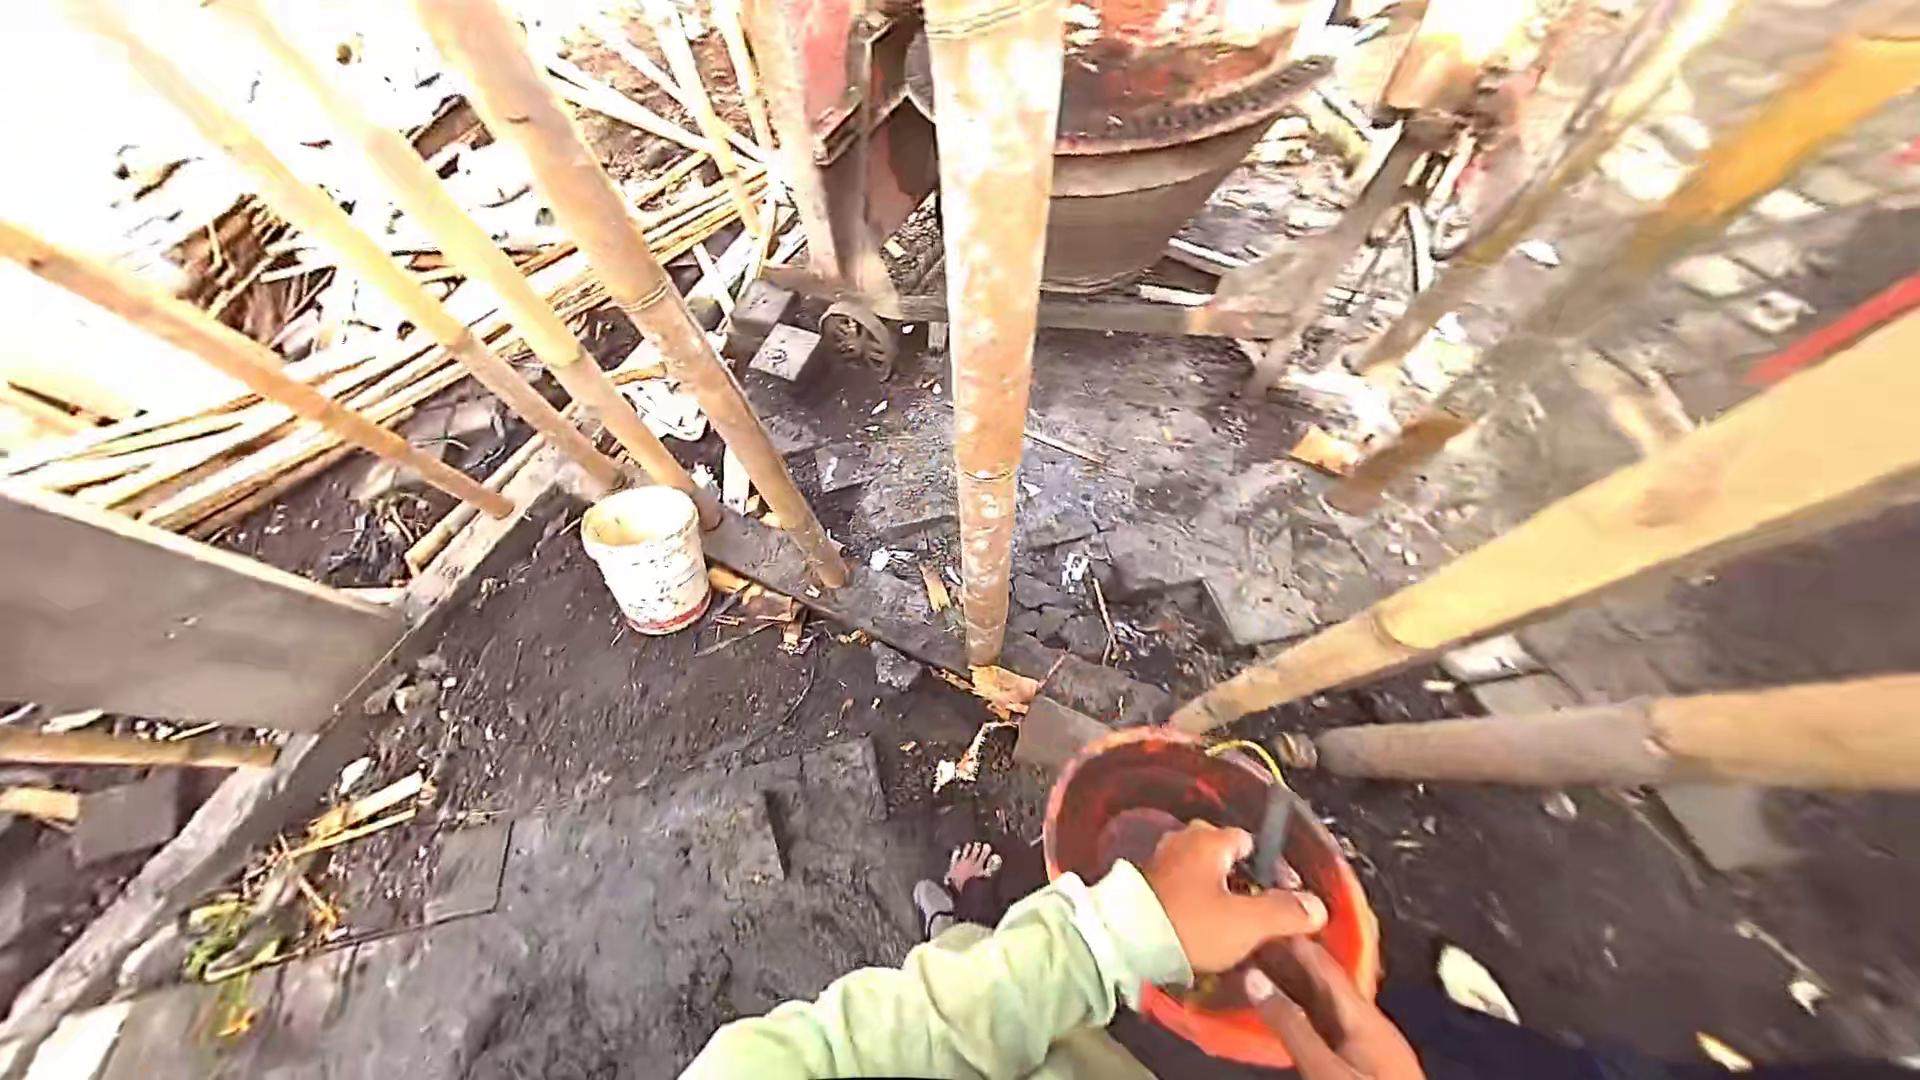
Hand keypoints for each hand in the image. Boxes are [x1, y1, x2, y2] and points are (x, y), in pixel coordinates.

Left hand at [1142, 819, 1328, 972]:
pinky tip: (1205, 917)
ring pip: (1203, 865)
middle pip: (1225, 850)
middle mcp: (1184, 838)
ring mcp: (1164, 854)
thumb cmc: (1193, 923)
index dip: (1271, 866)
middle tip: (1259, 908)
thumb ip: (1284, 911)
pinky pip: (1184, 877)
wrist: (1131, 937)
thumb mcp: (1246, 923)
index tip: (1284, 896)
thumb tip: (1317, 905)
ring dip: (1219, 885)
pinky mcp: (1150, 875)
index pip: (1249, 840)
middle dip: (1244, 874)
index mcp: (1209, 839)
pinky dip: (1198, 891)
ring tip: (1234, 918)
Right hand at [1245, 938, 1423, 1079]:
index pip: (1318, 959)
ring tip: (1247, 969)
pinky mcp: (1362, 1065)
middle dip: (1280, 957)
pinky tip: (1275, 1009)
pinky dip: (1295, 1008)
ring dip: (1285, 982)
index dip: (1285, 935)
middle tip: (1237, 942)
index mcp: (1360, 1014)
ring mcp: (1365, 1044)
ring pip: (1318, 999)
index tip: (1249, 914)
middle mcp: (1364, 1020)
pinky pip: (1322, 1021)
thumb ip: (1290, 1025)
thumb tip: (1252, 976)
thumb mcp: (1327, 1074)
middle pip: (1318, 977)